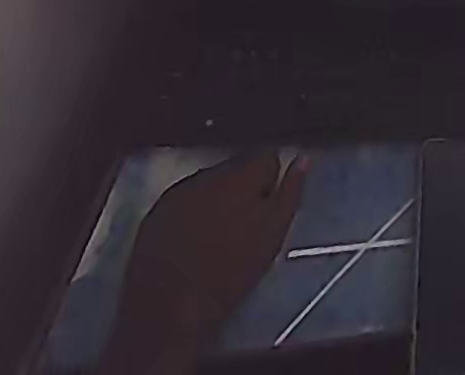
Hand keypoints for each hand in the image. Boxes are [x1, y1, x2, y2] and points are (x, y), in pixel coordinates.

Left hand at [104, 151, 309, 371]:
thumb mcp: (272, 235)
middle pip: (238, 166)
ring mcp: (182, 188)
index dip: (270, 180)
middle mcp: (211, 172)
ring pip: (211, 180)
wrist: (170, 307)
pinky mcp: (160, 206)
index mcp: (243, 175)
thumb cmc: (230, 272)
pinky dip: (194, 208)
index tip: (267, 204)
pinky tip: (193, 235)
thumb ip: (291, 192)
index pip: (266, 156)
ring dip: (219, 195)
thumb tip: (304, 158)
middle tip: (244, 221)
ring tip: (217, 231)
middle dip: (244, 185)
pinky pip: (186, 196)